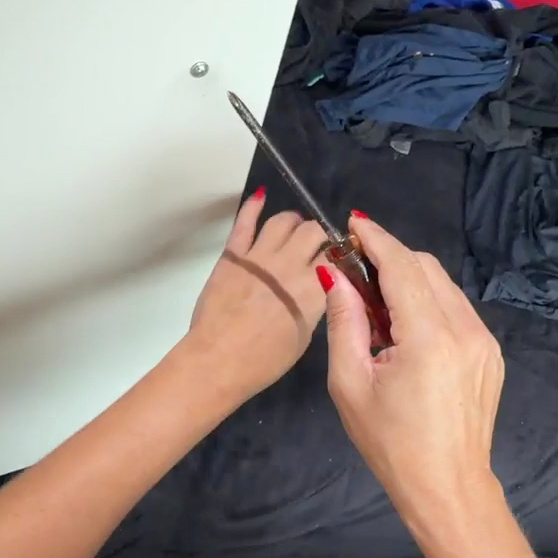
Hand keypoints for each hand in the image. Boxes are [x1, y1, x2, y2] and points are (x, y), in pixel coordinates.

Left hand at [183, 189, 329, 401]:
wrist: (218, 360)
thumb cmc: (264, 361)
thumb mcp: (305, 337)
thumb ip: (315, 306)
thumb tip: (317, 288)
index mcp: (314, 289)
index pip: (336, 258)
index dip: (339, 257)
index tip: (338, 260)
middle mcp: (290, 264)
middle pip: (313, 232)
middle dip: (319, 236)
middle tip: (316, 245)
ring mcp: (259, 256)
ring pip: (283, 221)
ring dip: (293, 221)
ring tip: (293, 226)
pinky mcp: (232, 255)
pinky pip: (244, 222)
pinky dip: (253, 206)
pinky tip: (260, 196)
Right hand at [322, 215, 504, 517]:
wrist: (448, 488)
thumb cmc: (389, 442)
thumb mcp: (350, 383)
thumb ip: (344, 322)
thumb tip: (335, 275)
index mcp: (429, 338)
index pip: (402, 266)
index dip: (376, 238)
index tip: (351, 223)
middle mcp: (466, 329)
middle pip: (426, 267)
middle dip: (389, 257)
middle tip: (353, 270)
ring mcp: (484, 340)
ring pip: (443, 284)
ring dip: (408, 279)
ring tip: (375, 307)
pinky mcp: (490, 353)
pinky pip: (455, 308)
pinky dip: (427, 302)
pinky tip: (404, 330)